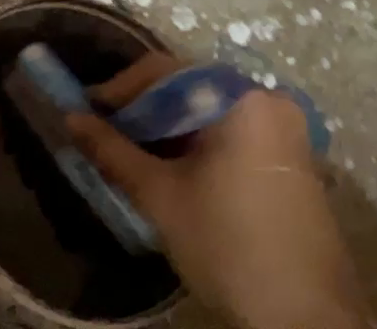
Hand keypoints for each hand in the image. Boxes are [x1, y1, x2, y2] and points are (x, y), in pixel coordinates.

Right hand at [67, 54, 370, 328]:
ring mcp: (285, 129)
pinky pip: (232, 132)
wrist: (306, 319)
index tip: (86, 112)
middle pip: (189, 88)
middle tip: (105, 135)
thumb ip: (112, 150)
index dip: (119, 90)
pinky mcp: (291, 158)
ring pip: (209, 112)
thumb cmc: (228, 244)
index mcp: (240, 96)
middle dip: (143, 111)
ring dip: (168, 129)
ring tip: (131, 155)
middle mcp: (267, 100)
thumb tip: (71, 118)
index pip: (164, 72)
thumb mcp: (160, 196)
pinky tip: (173, 171)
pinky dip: (198, 144)